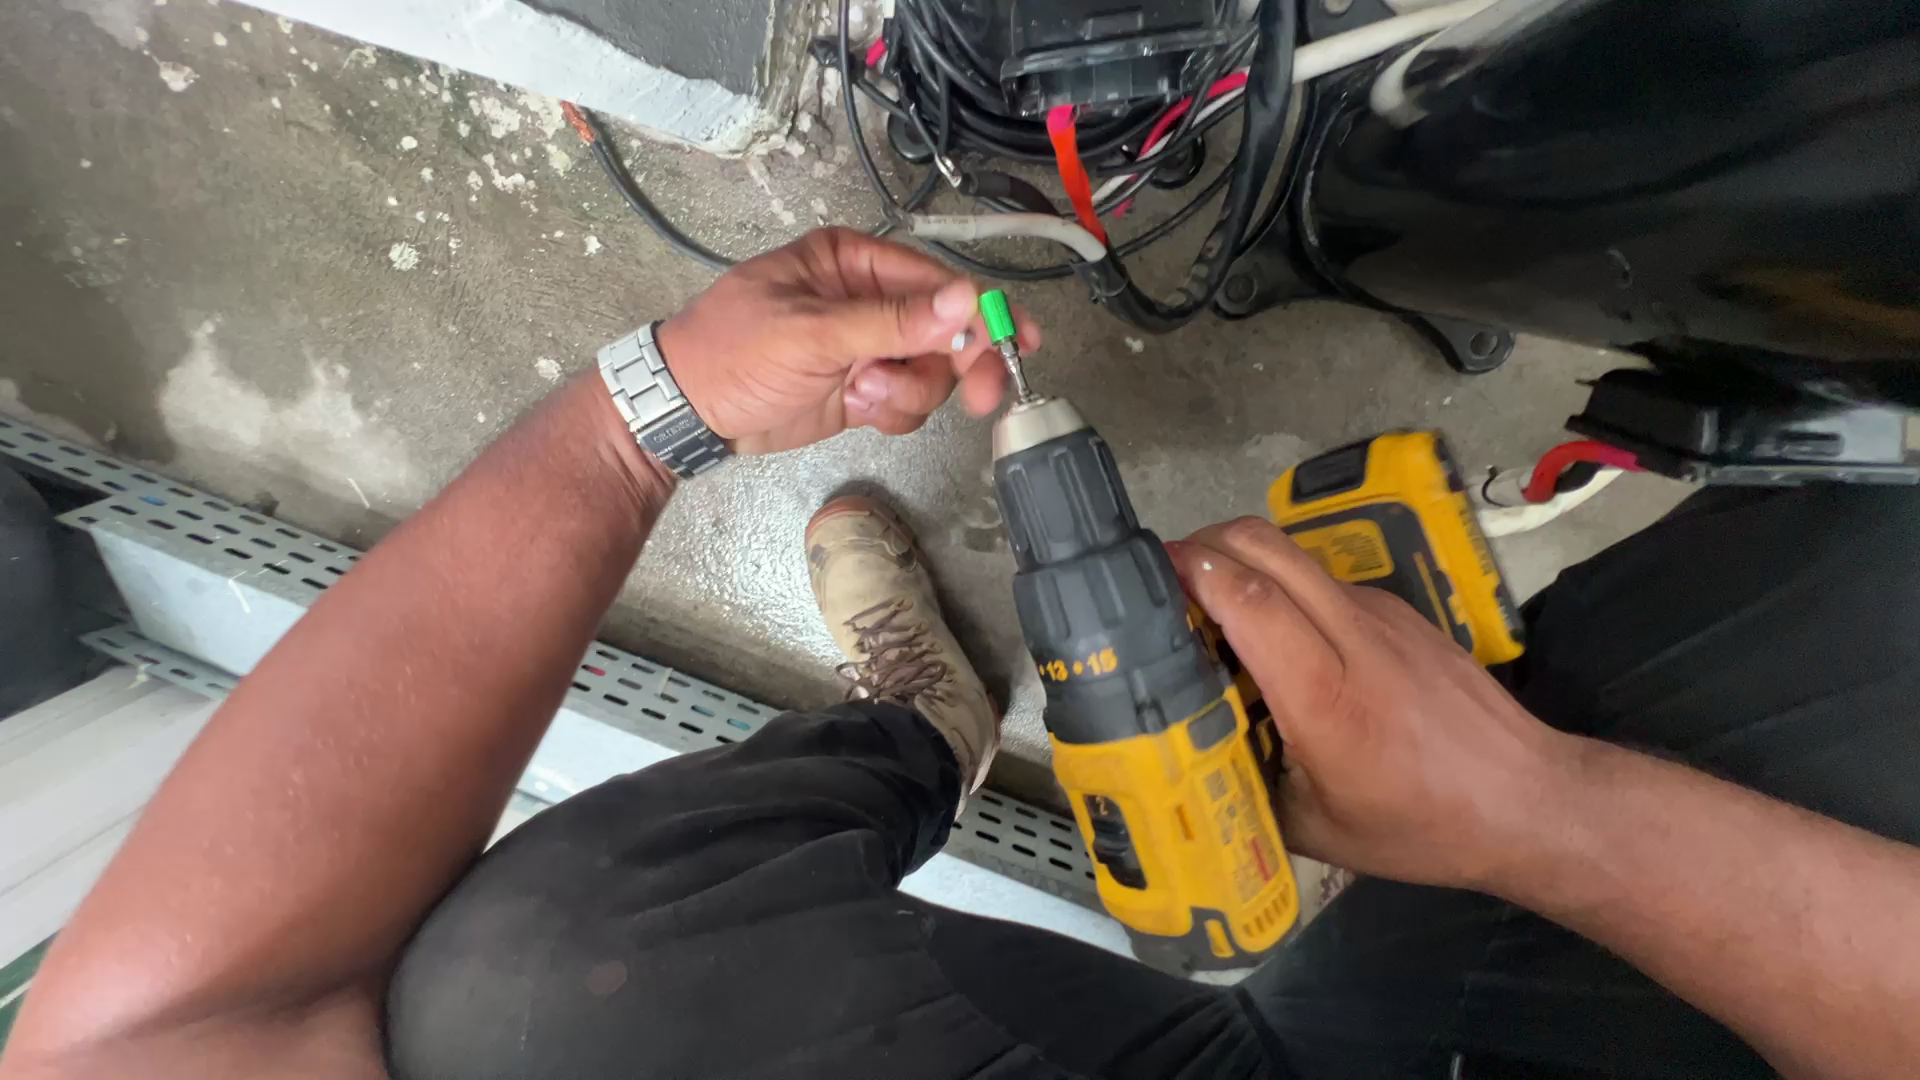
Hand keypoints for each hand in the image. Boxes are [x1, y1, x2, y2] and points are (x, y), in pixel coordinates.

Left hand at [654, 227, 1040, 454]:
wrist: (691, 412)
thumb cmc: (735, 351)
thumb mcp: (811, 333)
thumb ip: (891, 321)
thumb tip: (966, 300)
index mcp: (855, 264)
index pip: (936, 283)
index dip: (981, 313)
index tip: (1015, 344)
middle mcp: (870, 301)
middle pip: (947, 331)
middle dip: (957, 366)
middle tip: (983, 399)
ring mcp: (870, 348)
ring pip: (932, 373)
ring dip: (909, 393)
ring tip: (862, 396)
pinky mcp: (866, 388)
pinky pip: (909, 403)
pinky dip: (895, 413)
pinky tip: (858, 410)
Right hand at [1166, 518, 1577, 889]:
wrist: (1533, 801)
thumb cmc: (1418, 824)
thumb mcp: (1309, 825)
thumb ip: (1242, 776)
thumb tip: (1186, 745)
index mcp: (1325, 697)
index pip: (1251, 601)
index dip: (1195, 571)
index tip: (1150, 572)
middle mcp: (1352, 637)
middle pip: (1265, 547)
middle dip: (1204, 541)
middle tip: (1165, 571)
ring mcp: (1378, 613)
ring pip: (1290, 552)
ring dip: (1237, 556)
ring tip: (1206, 595)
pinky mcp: (1395, 607)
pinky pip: (1317, 577)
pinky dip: (1274, 581)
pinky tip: (1269, 627)